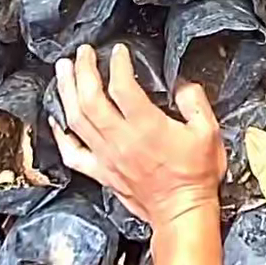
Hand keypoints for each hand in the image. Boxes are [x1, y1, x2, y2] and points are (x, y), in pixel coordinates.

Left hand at [52, 43, 225, 232]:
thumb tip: (182, 85)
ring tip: (63, 70)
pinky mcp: (101, 172)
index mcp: (147, 127)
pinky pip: (72, 152)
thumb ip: (195, 102)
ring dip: (67, 92)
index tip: (119, 51)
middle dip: (84, 70)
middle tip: (83, 52)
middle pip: (91, 99)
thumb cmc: (195, 175)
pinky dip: (60, 134)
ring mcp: (106, 157)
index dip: (118, 64)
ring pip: (77, 120)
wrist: (182, 213)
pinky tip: (56, 118)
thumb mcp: (209, 132)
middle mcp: (121, 140)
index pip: (122, 87)